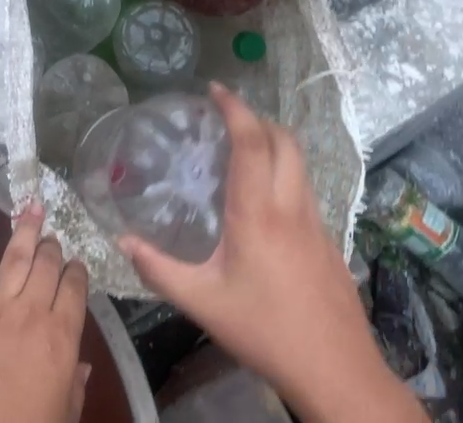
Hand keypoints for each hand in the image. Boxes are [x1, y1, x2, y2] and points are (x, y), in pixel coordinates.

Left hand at [0, 204, 93, 422]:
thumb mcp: (66, 414)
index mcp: (61, 336)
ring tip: (29, 208)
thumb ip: (74, 385)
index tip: (78, 260)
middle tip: (54, 231)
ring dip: (22, 233)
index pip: (74, 290)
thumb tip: (82, 366)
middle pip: (45, 267)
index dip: (77, 271)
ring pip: (12, 261)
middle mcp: (30, 313)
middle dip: (52, 246)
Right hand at [119, 85, 422, 422]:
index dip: (235, 109)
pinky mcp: (329, 243)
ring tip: (242, 152)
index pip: (251, 142)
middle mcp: (291, 208)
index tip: (215, 90)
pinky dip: (284, 175)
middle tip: (227, 118)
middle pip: (285, 141)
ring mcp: (316, 224)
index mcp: (258, 213)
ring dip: (275, 144)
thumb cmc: (266, 332)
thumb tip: (123, 242)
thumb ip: (160, 270)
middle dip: (258, 119)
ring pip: (300, 165)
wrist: (339, 372)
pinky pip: (305, 191)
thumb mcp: (203, 303)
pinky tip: (264, 205)